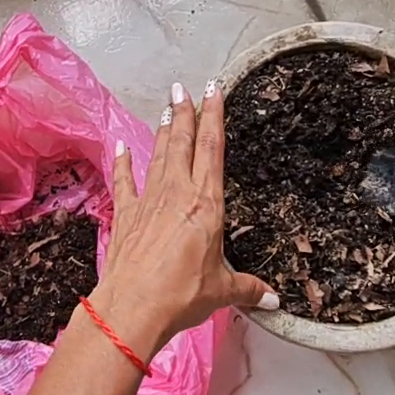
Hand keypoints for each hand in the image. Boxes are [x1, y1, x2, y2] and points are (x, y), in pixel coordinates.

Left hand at [88, 81, 278, 360]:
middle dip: (185, 113)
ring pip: (158, 155)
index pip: (212, 149)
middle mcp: (178, 193)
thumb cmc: (182, 294)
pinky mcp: (126, 214)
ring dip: (164, 131)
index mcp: (206, 203)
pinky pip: (125, 181)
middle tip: (183, 88)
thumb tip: (273, 300)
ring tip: (167, 109)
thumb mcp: (222, 291)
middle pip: (183, 143)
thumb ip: (248, 288)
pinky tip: (121, 146)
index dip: (214, 116)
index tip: (213, 90)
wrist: (134, 306)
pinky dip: (122, 163)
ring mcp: (149, 200)